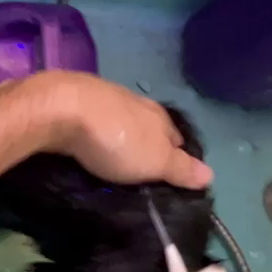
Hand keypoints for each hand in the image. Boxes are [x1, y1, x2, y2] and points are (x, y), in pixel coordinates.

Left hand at [4, 71, 212, 188]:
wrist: (60, 109)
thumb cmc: (115, 139)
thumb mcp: (155, 160)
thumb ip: (181, 167)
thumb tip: (211, 173)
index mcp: (156, 114)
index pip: (175, 135)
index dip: (177, 154)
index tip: (174, 173)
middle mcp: (131, 100)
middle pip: (146, 125)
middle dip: (146, 143)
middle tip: (141, 169)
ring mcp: (100, 97)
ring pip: (118, 119)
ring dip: (118, 136)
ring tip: (113, 158)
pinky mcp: (72, 100)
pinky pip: (91, 118)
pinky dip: (93, 131)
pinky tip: (87, 142)